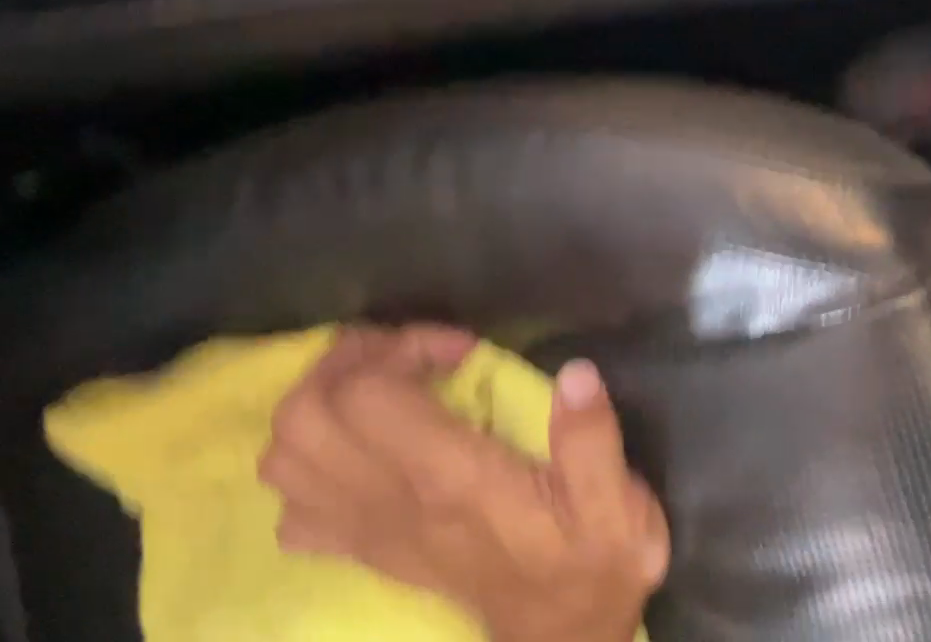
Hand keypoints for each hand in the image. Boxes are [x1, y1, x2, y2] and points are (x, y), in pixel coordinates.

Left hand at [259, 325, 669, 641]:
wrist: (562, 633)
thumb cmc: (594, 557)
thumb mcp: (616, 501)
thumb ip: (592, 439)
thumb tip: (577, 373)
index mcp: (452, 480)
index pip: (371, 394)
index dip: (406, 347)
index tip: (465, 347)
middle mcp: (393, 503)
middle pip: (307, 416)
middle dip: (349, 360)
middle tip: (413, 349)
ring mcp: (369, 531)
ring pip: (285, 455)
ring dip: (323, 401)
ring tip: (387, 381)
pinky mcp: (365, 549)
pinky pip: (294, 502)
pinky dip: (311, 460)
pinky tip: (365, 445)